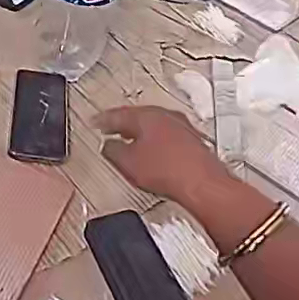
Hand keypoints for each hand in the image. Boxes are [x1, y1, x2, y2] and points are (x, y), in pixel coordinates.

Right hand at [95, 106, 231, 205]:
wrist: (202, 185)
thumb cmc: (170, 171)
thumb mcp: (126, 162)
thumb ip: (111, 150)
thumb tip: (108, 146)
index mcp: (147, 116)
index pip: (118, 114)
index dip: (103, 120)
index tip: (96, 122)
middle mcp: (166, 117)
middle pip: (139, 118)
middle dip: (123, 125)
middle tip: (111, 130)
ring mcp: (183, 128)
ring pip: (155, 127)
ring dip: (141, 136)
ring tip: (131, 146)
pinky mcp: (194, 143)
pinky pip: (169, 139)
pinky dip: (157, 145)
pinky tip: (155, 158)